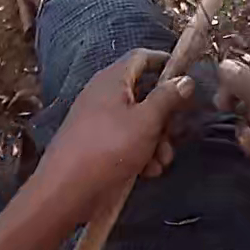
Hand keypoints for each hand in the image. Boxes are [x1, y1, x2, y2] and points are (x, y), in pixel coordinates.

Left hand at [36, 49, 192, 218]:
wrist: (63, 193)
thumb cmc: (109, 148)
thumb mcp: (147, 121)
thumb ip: (168, 98)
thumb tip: (185, 79)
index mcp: (113, 79)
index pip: (142, 57)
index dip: (165, 63)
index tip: (186, 77)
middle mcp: (103, 94)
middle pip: (144, 92)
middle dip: (165, 115)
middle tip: (175, 133)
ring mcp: (97, 119)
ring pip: (137, 119)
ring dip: (156, 139)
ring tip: (161, 161)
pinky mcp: (94, 143)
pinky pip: (124, 138)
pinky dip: (139, 151)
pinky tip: (147, 171)